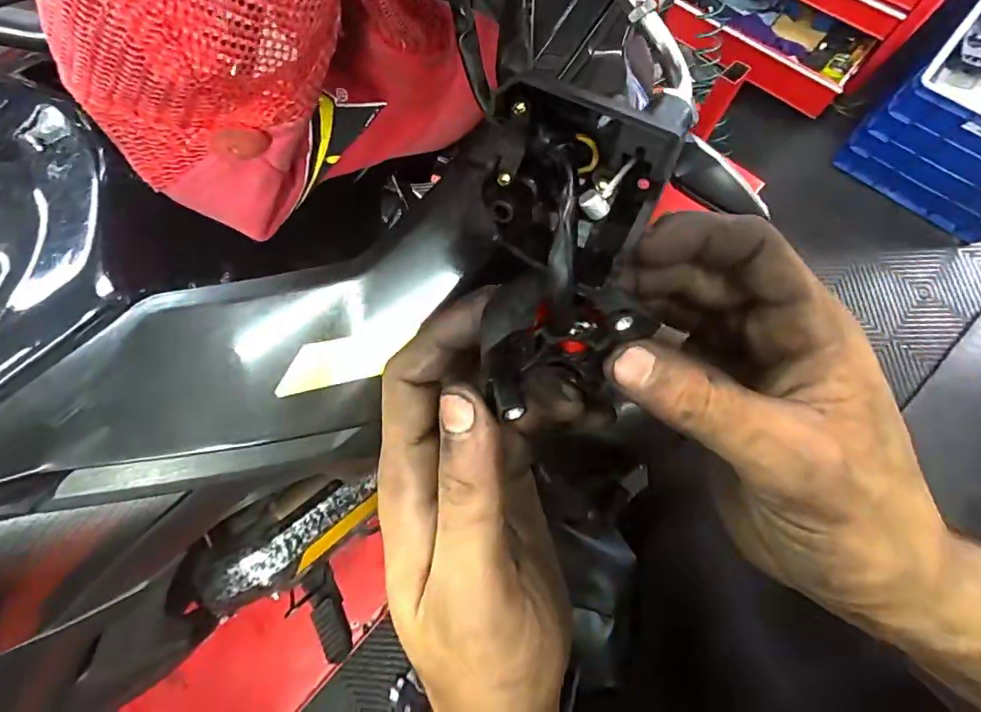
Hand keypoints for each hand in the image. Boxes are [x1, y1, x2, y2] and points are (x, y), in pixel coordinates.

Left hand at [379, 295, 570, 711]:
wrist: (509, 698)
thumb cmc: (478, 649)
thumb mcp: (470, 574)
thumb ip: (465, 487)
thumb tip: (463, 395)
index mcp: (406, 477)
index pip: (406, 382)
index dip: (439, 336)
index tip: (487, 307)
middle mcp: (432, 458)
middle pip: (445, 374)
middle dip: (482, 335)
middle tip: (535, 310)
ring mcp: (470, 464)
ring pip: (485, 391)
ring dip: (520, 365)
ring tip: (564, 351)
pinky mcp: (504, 476)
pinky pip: (518, 420)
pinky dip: (542, 399)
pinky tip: (573, 395)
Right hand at [609, 212, 948, 629]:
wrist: (868, 576)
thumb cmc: (853, 508)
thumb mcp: (783, 455)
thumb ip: (702, 404)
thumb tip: (621, 358)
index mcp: (808, 322)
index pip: (756, 250)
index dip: (701, 236)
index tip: (643, 249)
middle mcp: (772, 326)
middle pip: (711, 272)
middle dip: (659, 268)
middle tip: (602, 282)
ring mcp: (741, 355)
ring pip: (687, 305)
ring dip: (645, 300)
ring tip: (597, 307)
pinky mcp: (716, 386)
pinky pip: (673, 348)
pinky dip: (641, 343)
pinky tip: (610, 344)